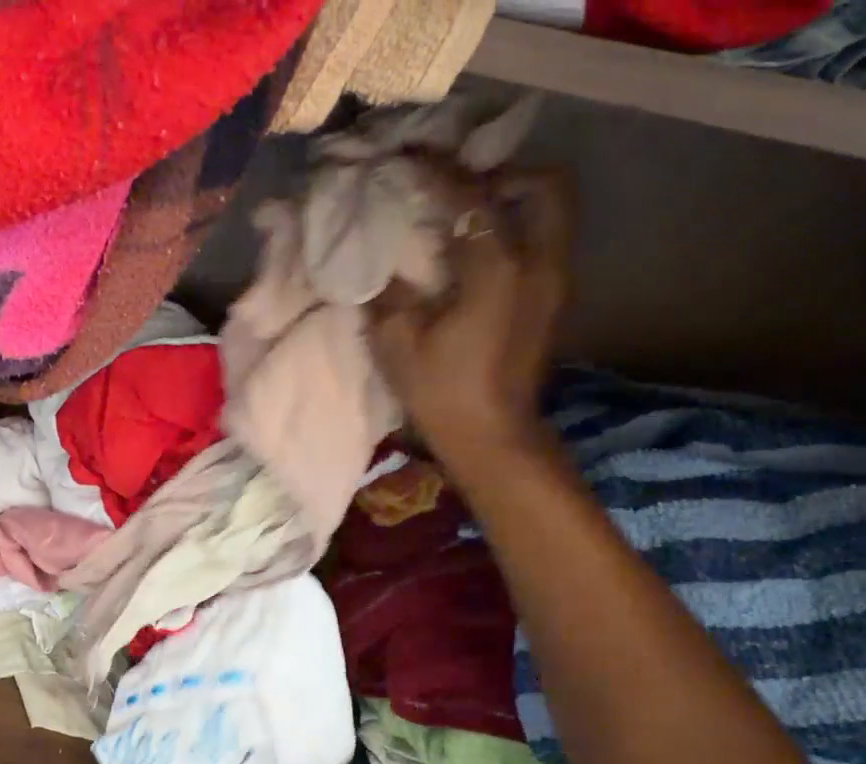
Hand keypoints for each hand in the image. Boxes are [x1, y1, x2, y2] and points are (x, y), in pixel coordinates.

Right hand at [369, 170, 572, 453]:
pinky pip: (540, 239)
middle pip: (544, 186)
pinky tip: (472, 251)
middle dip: (502, 173)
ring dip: (511, 199)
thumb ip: (390, 291)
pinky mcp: (551, 298)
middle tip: (457, 185)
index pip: (472, 199)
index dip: (438, 173)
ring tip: (462, 214)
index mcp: (498, 270)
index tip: (409, 158)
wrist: (492, 435)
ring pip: (549, 211)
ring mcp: (553, 280)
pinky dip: (511, 229)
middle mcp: (538, 262)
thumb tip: (381, 262)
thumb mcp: (396, 341)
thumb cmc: (440, 389)